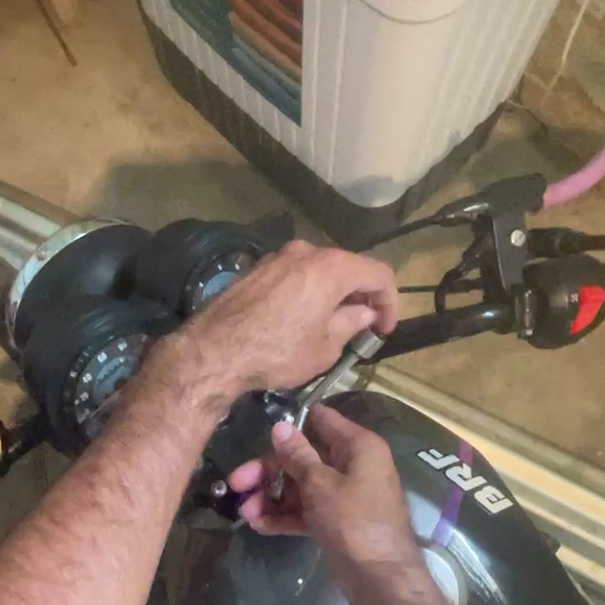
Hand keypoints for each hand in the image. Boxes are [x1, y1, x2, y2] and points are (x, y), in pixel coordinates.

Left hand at [166, 240, 399, 398]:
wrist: (214, 351)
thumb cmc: (276, 353)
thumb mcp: (324, 347)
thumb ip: (351, 324)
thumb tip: (365, 313)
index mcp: (331, 267)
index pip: (378, 273)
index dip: (390, 301)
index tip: (385, 329)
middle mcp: (306, 252)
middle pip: (348, 267)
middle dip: (361, 296)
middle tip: (363, 327)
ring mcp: (277, 257)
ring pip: (319, 270)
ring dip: (333, 294)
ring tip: (333, 325)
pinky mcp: (256, 270)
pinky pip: (294, 276)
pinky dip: (308, 292)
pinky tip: (302, 318)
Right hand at [225, 405, 424, 589]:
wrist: (380, 577)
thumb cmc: (353, 520)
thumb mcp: (320, 483)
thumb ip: (297, 455)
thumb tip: (280, 426)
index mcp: (357, 447)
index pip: (322, 420)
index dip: (291, 424)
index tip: (261, 431)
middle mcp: (352, 466)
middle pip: (303, 458)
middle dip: (268, 472)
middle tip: (236, 483)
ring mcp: (344, 495)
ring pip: (301, 487)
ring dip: (272, 498)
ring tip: (245, 513)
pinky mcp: (336, 521)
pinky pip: (306, 511)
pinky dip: (285, 516)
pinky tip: (259, 526)